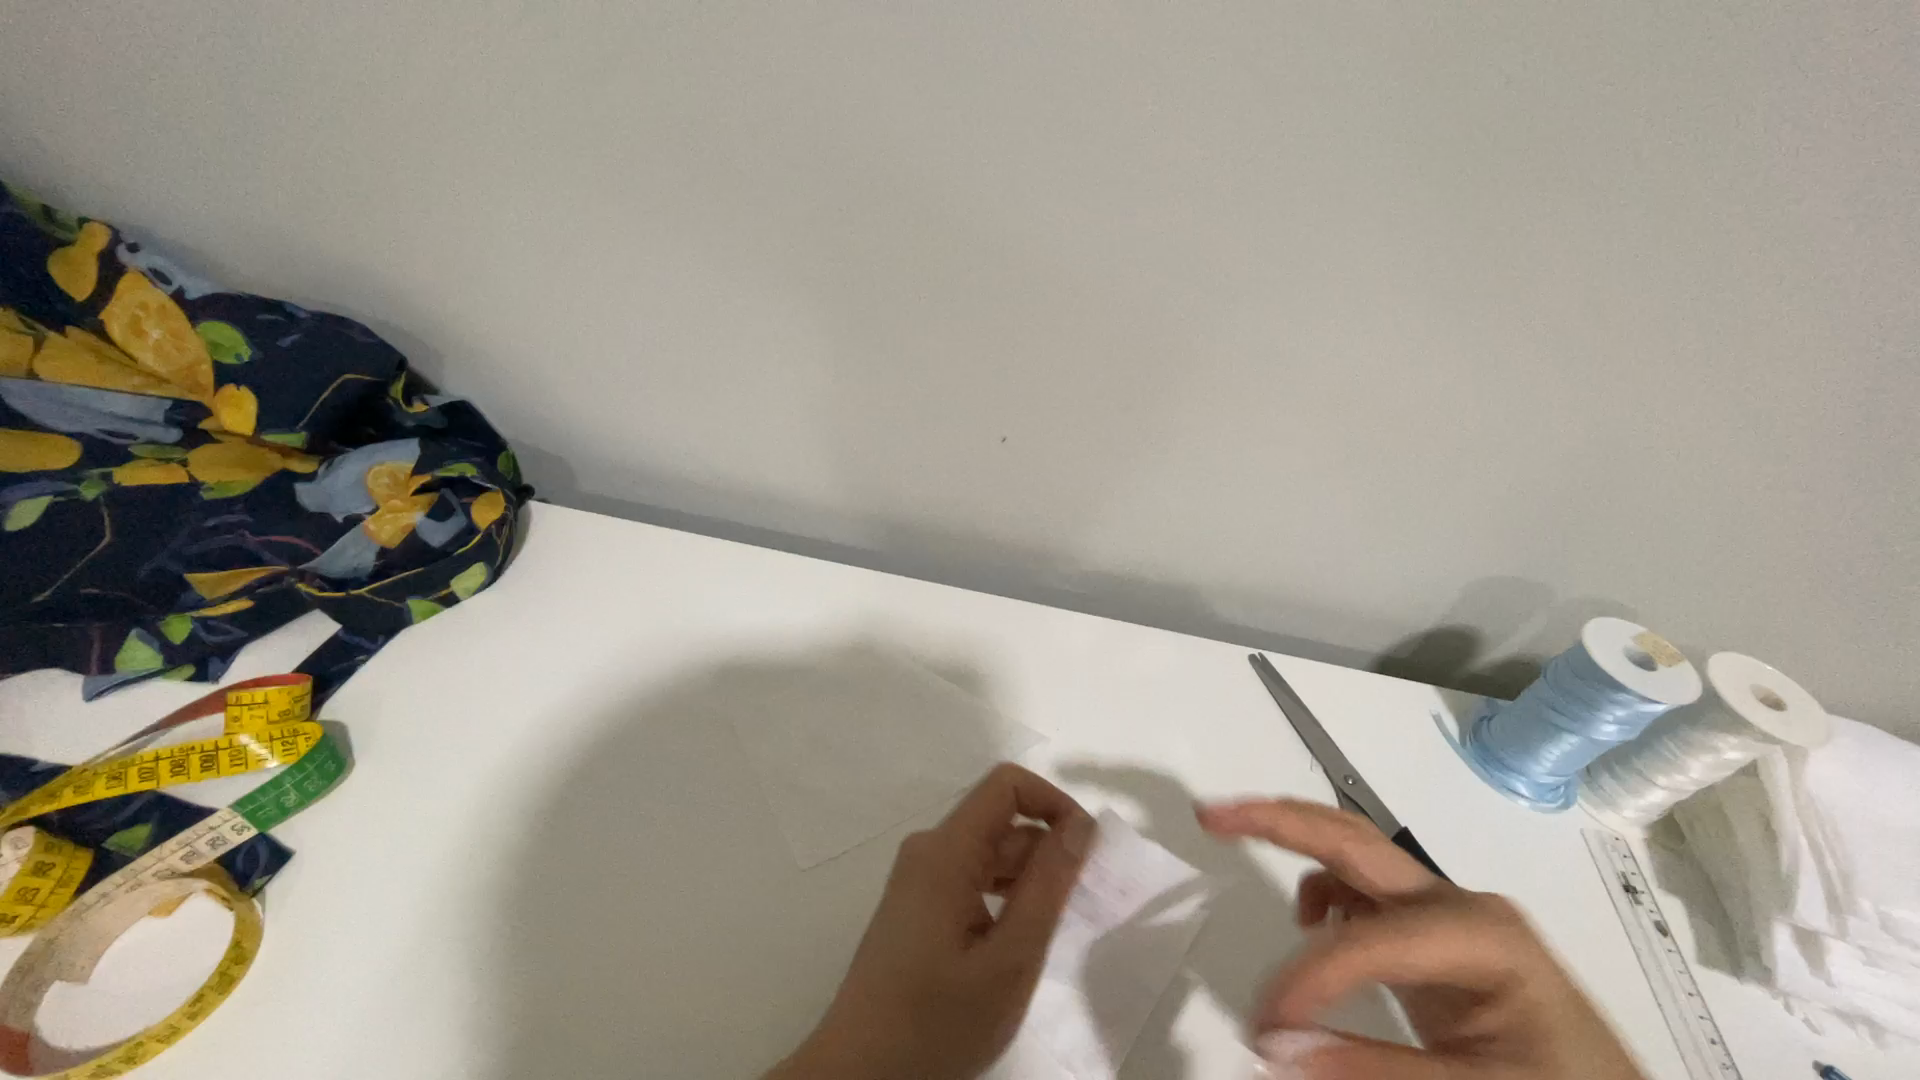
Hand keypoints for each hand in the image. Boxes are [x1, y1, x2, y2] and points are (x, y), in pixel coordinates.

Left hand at [769, 764, 1094, 1079]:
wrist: (858, 1076)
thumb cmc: (936, 1021)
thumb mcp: (1009, 959)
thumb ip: (1048, 886)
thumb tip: (1080, 825)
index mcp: (945, 851)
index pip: (1007, 785)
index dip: (1054, 803)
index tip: (1088, 851)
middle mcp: (928, 851)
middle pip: (1001, 822)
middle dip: (1048, 852)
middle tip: (1081, 910)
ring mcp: (919, 880)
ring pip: (989, 855)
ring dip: (1029, 881)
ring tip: (1053, 934)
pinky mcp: (917, 907)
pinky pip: (972, 880)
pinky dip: (1005, 899)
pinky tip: (1018, 945)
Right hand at [1197, 798, 1646, 1079]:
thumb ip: (1371, 1069)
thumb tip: (1270, 1048)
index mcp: (1478, 933)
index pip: (1365, 941)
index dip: (1305, 979)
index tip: (1263, 1030)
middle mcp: (1457, 903)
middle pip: (1351, 840)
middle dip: (1276, 820)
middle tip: (1209, 813)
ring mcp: (1446, 912)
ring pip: (1353, 852)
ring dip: (1291, 840)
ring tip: (1234, 840)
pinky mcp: (1435, 932)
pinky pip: (1364, 887)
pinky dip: (1321, 886)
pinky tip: (1310, 922)